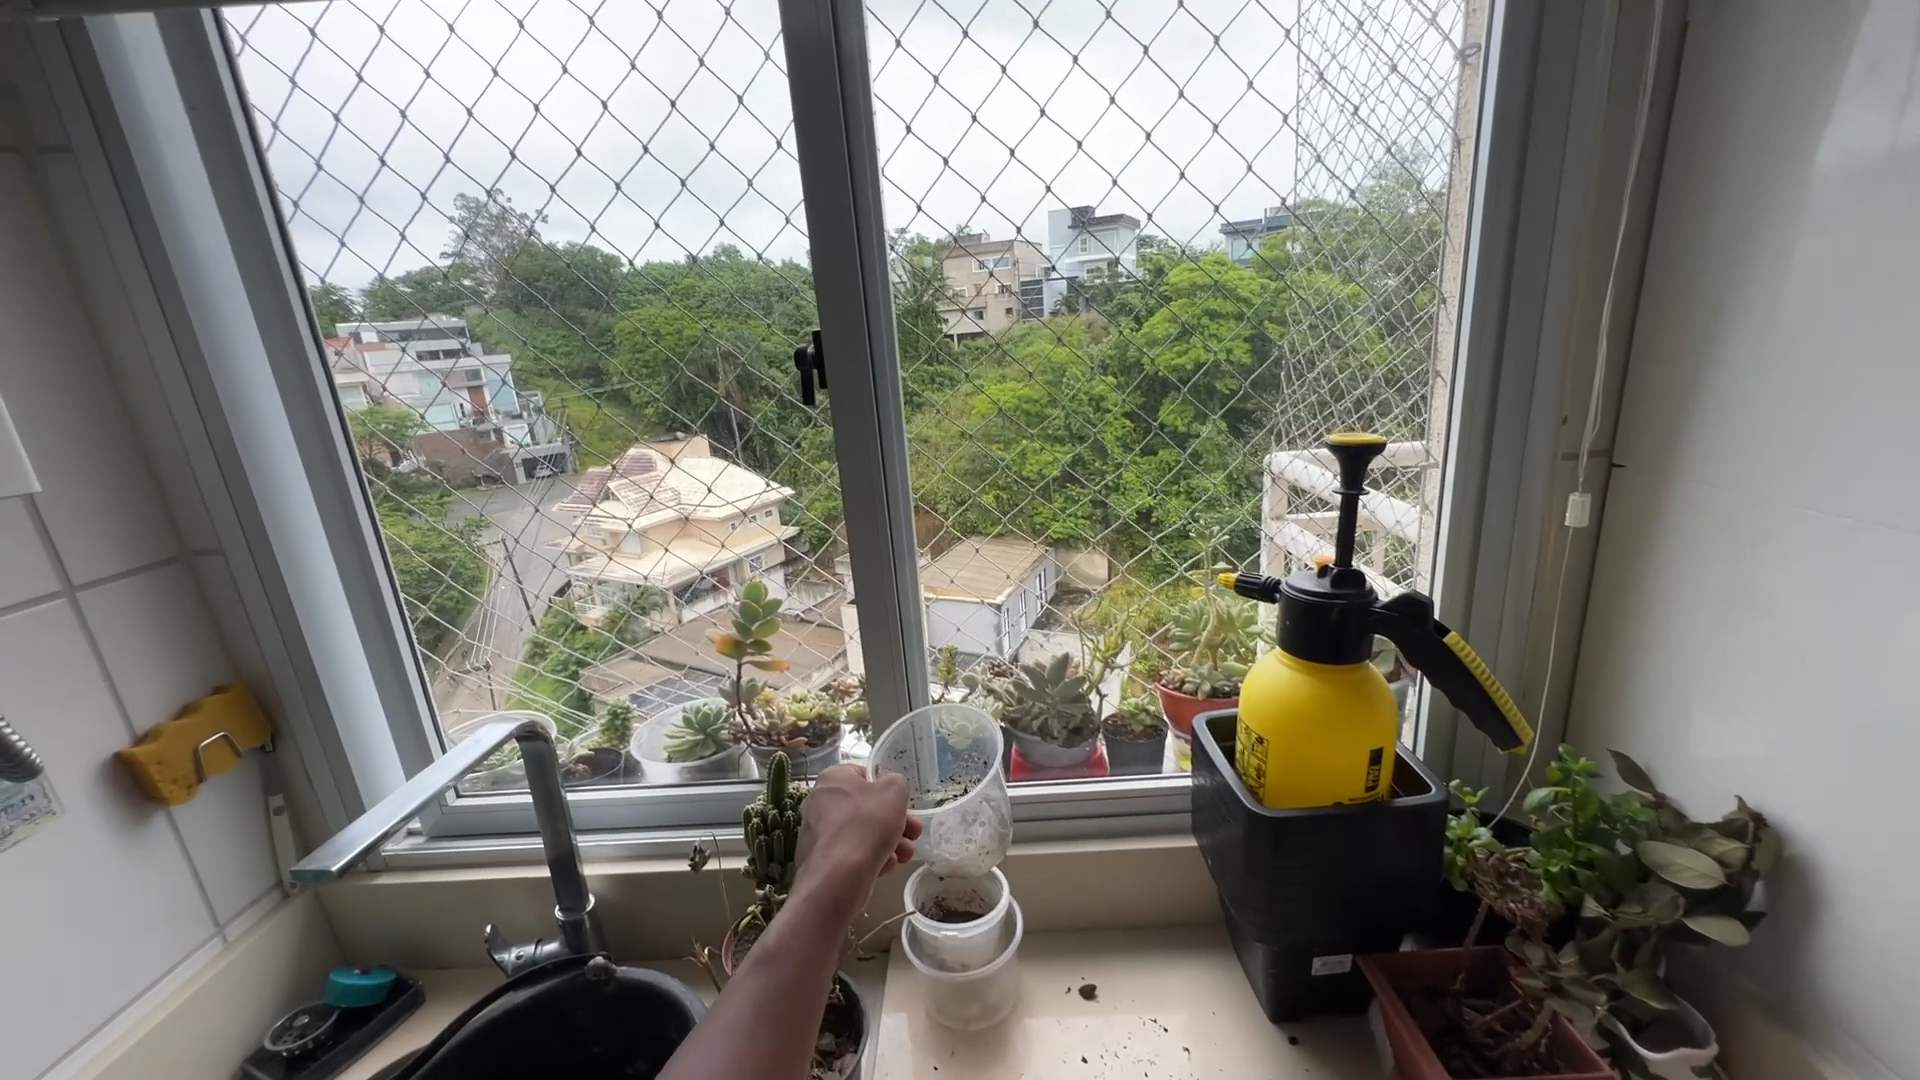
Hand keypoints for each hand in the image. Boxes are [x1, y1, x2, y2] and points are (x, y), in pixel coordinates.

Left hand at [793, 764, 920, 919]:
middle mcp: (820, 802)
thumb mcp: (894, 792)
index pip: (864, 774)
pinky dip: (870, 858)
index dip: (887, 788)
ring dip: (889, 842)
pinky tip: (885, 867)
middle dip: (895, 822)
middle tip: (914, 833)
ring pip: (861, 833)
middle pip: (866, 807)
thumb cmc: (867, 825)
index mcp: (833, 777)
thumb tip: (891, 790)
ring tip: (905, 855)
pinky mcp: (820, 861)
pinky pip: (851, 854)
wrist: (837, 878)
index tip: (903, 804)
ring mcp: (818, 833)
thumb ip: (897, 783)